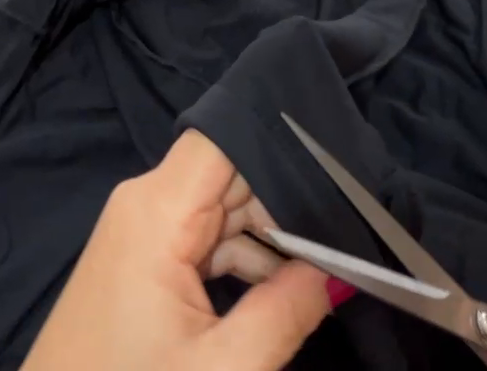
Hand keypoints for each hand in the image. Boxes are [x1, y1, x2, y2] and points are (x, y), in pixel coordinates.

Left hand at [21, 130, 331, 370]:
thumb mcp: (223, 368)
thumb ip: (286, 311)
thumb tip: (336, 270)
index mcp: (157, 207)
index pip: (223, 138)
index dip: (277, 142)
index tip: (337, 164)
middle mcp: (145, 201)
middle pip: (229, 172)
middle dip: (284, 198)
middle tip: (345, 233)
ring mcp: (141, 228)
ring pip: (221, 206)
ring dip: (269, 234)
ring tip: (326, 267)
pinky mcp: (143, 256)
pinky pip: (203, 236)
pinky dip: (241, 255)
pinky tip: (282, 288)